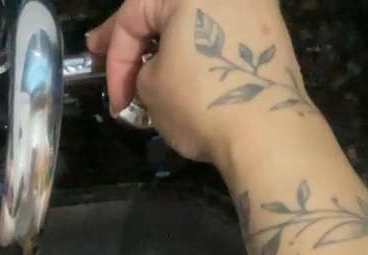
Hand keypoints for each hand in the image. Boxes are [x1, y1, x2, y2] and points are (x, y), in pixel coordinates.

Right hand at [87, 0, 309, 163]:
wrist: (266, 127)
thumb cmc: (200, 100)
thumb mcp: (151, 87)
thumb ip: (142, 69)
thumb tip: (150, 69)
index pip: (132, 14)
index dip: (114, 60)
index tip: (115, 100)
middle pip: (163, 6)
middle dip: (132, 37)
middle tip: (99, 51)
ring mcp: (251, 0)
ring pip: (191, 14)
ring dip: (163, 39)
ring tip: (143, 65)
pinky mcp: (267, 25)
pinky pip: (217, 26)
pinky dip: (194, 43)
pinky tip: (181, 65)